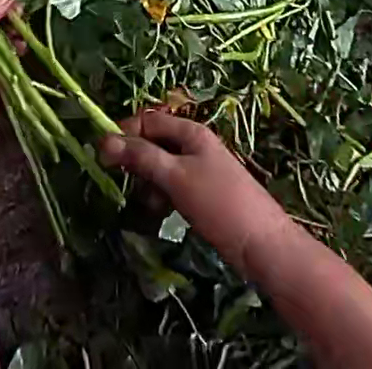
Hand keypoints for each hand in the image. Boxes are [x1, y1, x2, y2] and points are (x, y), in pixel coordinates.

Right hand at [98, 110, 291, 268]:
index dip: (124, 133)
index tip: (105, 156)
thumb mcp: (175, 177)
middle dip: (135, 159)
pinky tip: (159, 211)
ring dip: (148, 180)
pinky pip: (173, 184)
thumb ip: (139, 156)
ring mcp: (202, 170)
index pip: (146, 120)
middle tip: (122, 180)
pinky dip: (162, 194)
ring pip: (162, 165)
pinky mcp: (206, 193)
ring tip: (144, 202)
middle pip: (153, 142)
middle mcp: (195, 145)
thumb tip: (103, 140)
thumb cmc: (220, 205)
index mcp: (191, 132)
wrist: (269, 250)